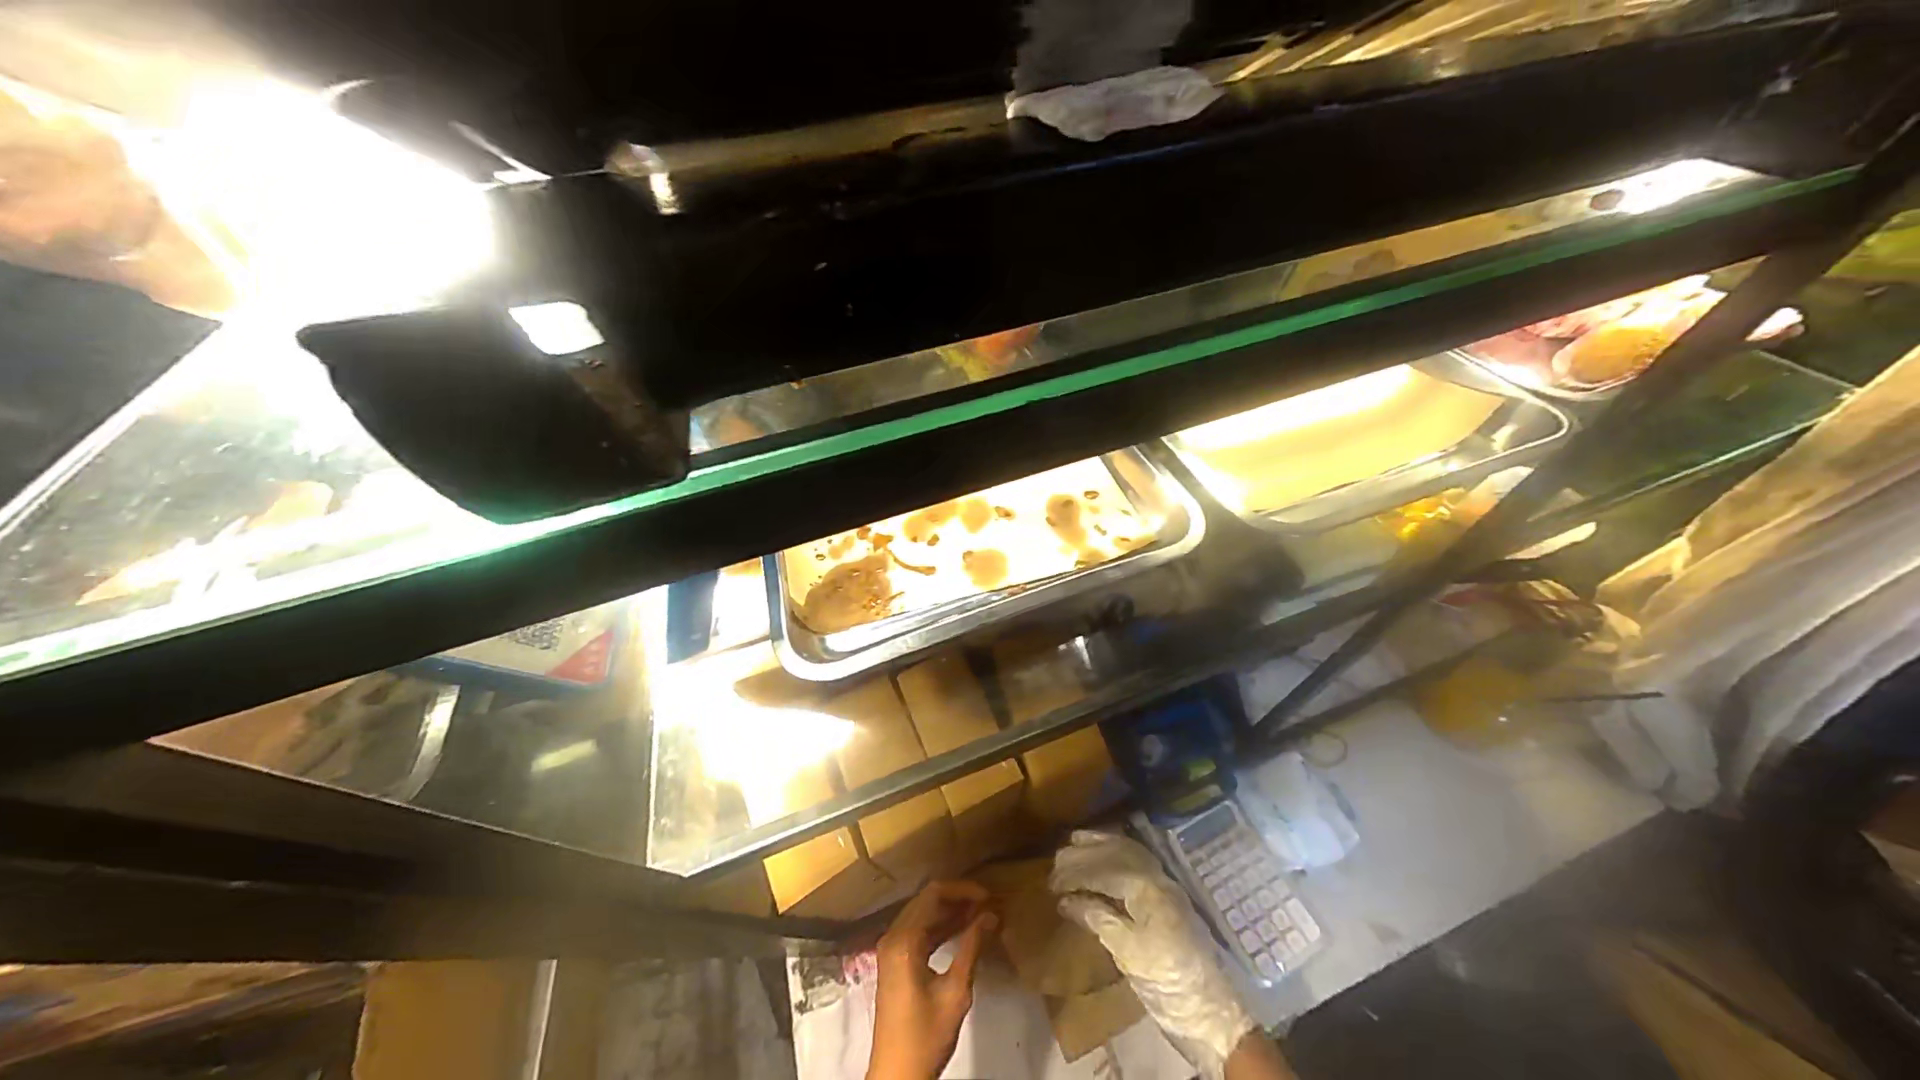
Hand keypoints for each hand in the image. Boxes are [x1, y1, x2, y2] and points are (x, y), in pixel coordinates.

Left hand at [867, 880, 999, 1079]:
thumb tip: (990, 914)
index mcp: (903, 940)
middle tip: (988, 904)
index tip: (989, 896)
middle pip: (926, 900)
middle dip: (958, 897)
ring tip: (981, 913)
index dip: (963, 890)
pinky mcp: (895, 961)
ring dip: (950, 911)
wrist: (898, 1074)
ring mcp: (891, 948)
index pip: (933, 895)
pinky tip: (963, 929)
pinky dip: (940, 927)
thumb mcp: (956, 991)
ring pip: (922, 914)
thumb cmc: (926, 1035)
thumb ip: (971, 947)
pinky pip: (918, 931)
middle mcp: (892, 936)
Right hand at [1052, 831, 1254, 1079]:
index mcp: (1148, 888)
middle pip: (1115, 853)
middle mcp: (1158, 877)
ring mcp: (1166, 885)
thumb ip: (1097, 918)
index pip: (1103, 867)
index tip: (1050, 883)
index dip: (1074, 872)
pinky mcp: (1168, 897)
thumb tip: (1065, 900)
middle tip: (1054, 866)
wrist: (1213, 1014)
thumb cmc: (1168, 984)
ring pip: (1128, 851)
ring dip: (1099, 848)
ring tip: (1073, 848)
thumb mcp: (1128, 954)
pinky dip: (1115, 855)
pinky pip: (1137, 862)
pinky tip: (1103, 860)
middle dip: (1082, 856)